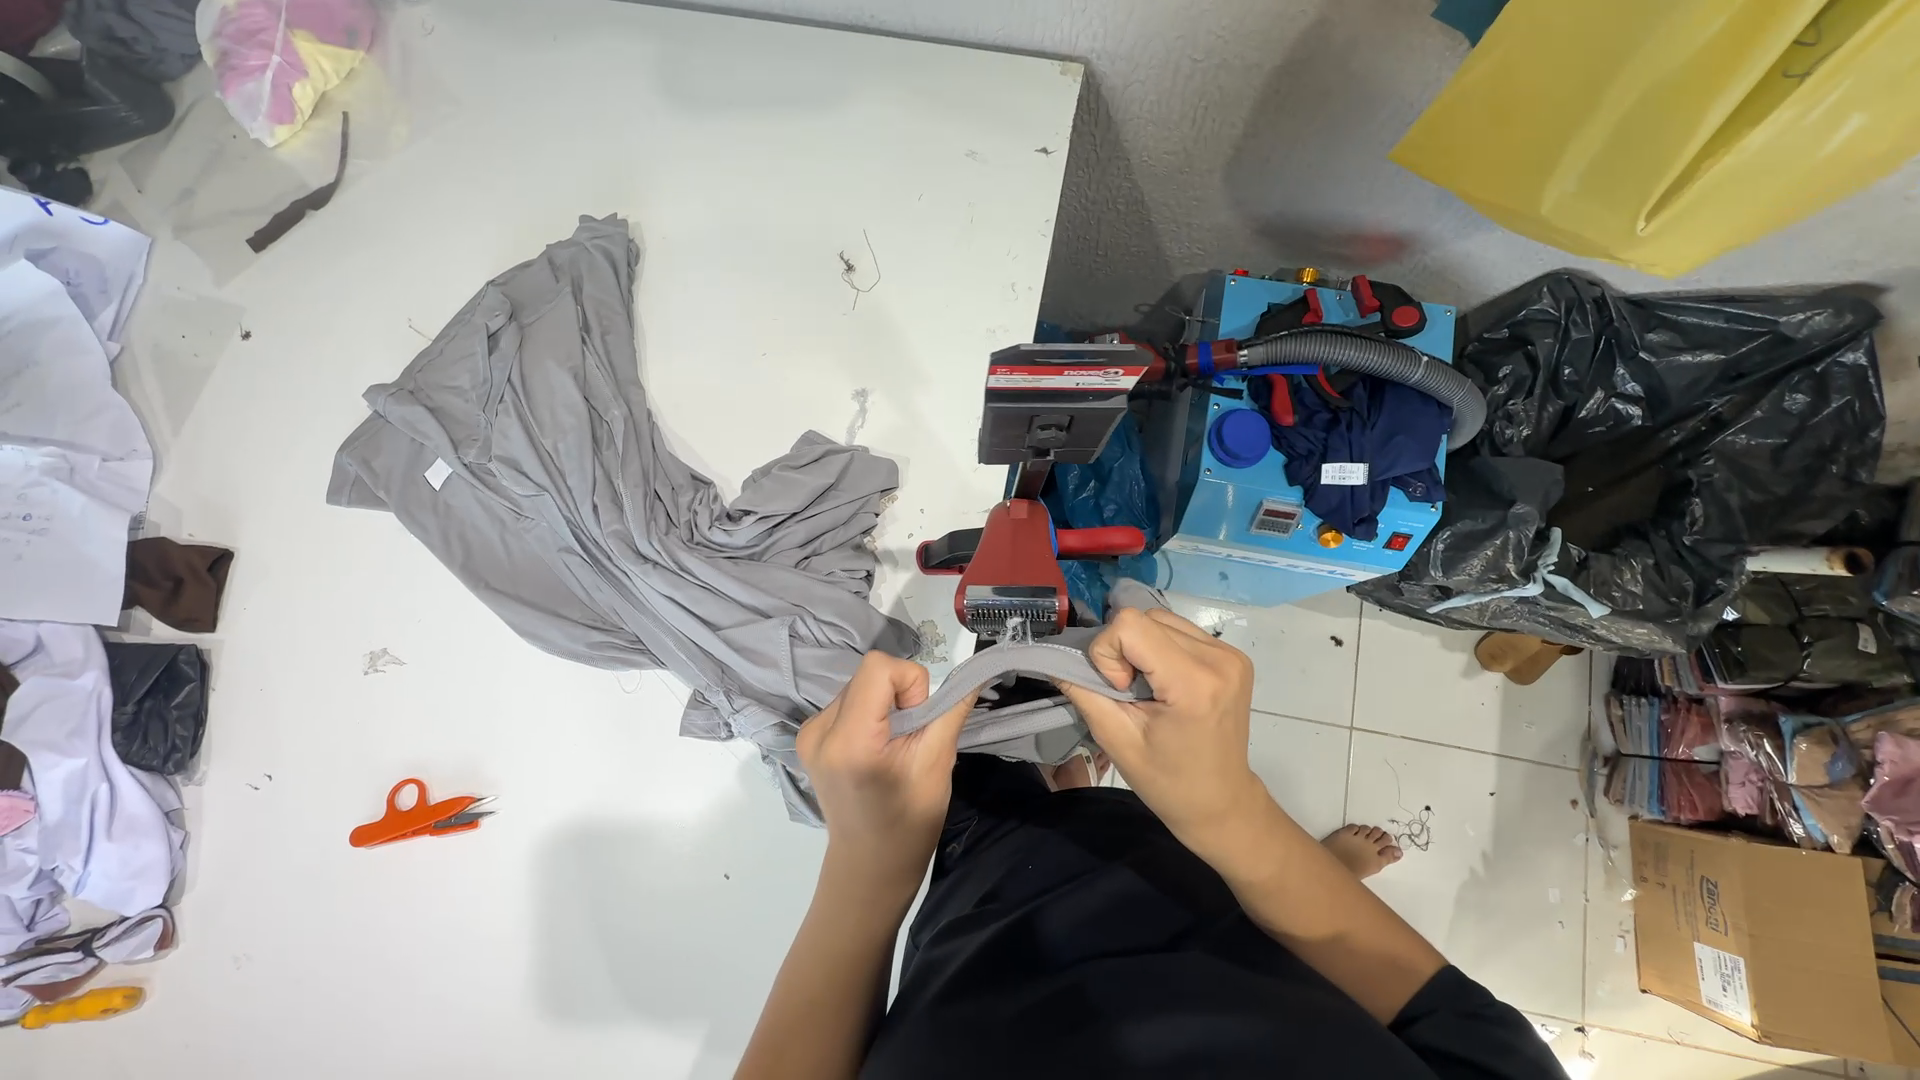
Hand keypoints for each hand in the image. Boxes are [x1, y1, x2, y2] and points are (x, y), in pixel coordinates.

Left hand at [797, 651, 974, 899]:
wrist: (869, 864)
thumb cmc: (909, 822)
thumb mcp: (938, 763)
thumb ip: (952, 710)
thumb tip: (973, 674)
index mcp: (849, 740)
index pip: (879, 668)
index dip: (911, 684)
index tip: (919, 721)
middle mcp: (819, 729)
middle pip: (869, 675)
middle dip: (900, 695)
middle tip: (909, 738)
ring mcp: (809, 733)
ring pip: (860, 685)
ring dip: (885, 704)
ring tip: (891, 747)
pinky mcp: (809, 736)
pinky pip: (849, 701)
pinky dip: (869, 715)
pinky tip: (874, 749)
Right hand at [1057, 608, 1271, 855]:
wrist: (1221, 802)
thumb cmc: (1167, 781)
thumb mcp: (1116, 740)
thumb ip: (1083, 692)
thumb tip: (1057, 659)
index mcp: (1193, 682)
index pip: (1130, 625)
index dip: (1110, 654)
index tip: (1122, 693)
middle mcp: (1218, 658)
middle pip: (1144, 618)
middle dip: (1124, 651)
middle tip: (1133, 695)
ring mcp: (1230, 653)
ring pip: (1160, 619)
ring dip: (1142, 647)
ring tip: (1150, 689)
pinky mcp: (1235, 654)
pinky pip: (1179, 630)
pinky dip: (1161, 649)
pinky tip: (1167, 683)